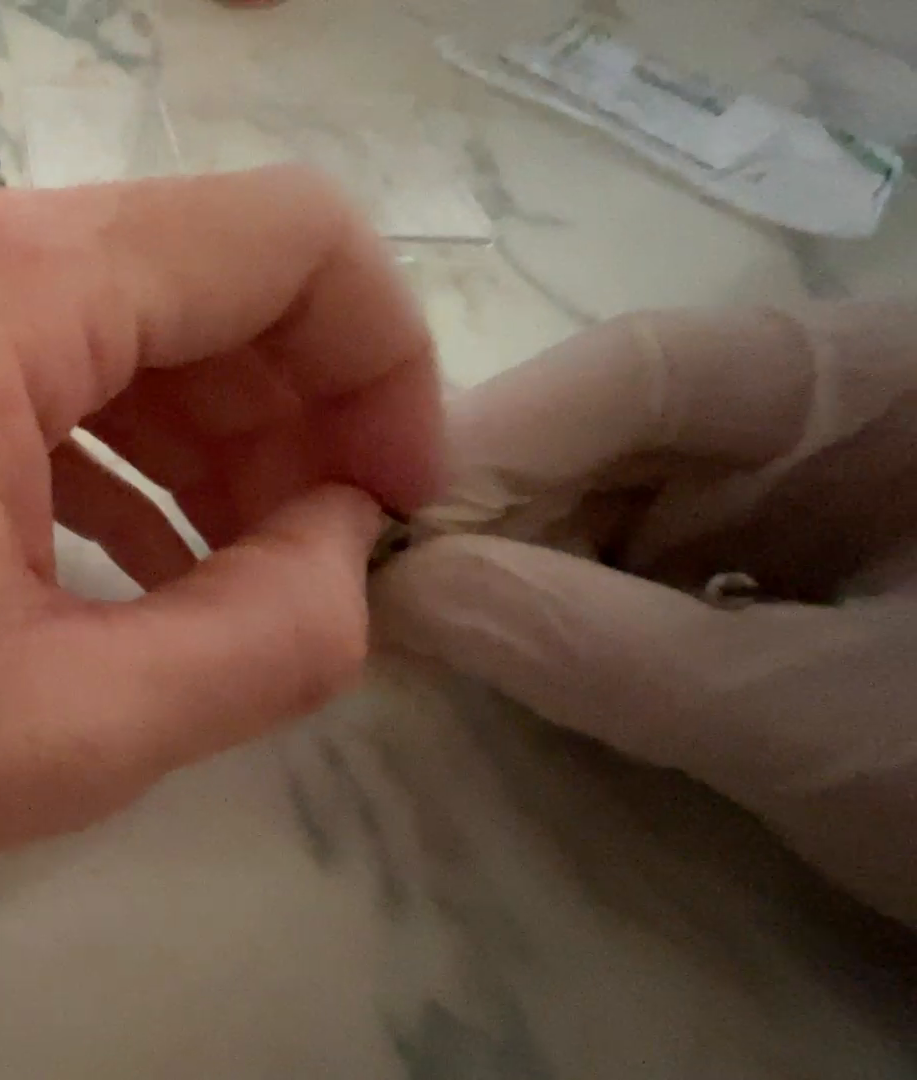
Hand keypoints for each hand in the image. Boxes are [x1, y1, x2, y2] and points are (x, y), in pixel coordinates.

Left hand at [0, 167, 440, 957]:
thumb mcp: (64, 731)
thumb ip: (264, 639)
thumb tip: (353, 553)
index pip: (276, 240)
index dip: (379, 361)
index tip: (396, 501)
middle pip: (192, 277)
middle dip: (291, 411)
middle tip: (324, 558)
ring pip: (111, 328)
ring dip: (204, 440)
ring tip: (243, 576)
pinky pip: (26, 373)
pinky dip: (108, 453)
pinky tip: (138, 560)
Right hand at [372, 299, 916, 925]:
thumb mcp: (806, 719)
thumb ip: (582, 644)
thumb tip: (384, 596)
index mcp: (879, 385)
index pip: (638, 371)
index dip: (486, 439)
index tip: (360, 520)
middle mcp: (815, 418)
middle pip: (595, 435)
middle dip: (478, 515)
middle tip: (369, 590)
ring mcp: (780, 497)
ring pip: (588, 500)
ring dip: (496, 563)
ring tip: (416, 623)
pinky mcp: (750, 569)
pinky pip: (610, 561)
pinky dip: (540, 602)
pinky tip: (489, 638)